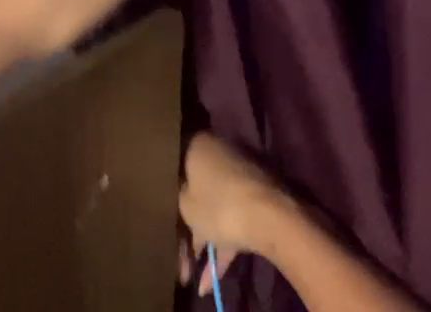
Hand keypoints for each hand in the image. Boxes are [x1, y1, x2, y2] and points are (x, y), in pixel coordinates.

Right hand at [178, 134, 294, 294]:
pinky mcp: (256, 198)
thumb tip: (185, 192)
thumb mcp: (185, 206)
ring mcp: (241, 176)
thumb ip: (181, 197)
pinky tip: (210, 282)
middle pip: (199, 190)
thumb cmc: (217, 205)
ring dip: (205, 241)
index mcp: (200, 147)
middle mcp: (221, 153)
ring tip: (191, 276)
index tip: (162, 208)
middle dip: (190, 224)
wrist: (268, 218)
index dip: (170, 189)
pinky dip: (224, 247)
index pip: (178, 165)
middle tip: (177, 248)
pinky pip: (234, 220)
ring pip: (217, 208)